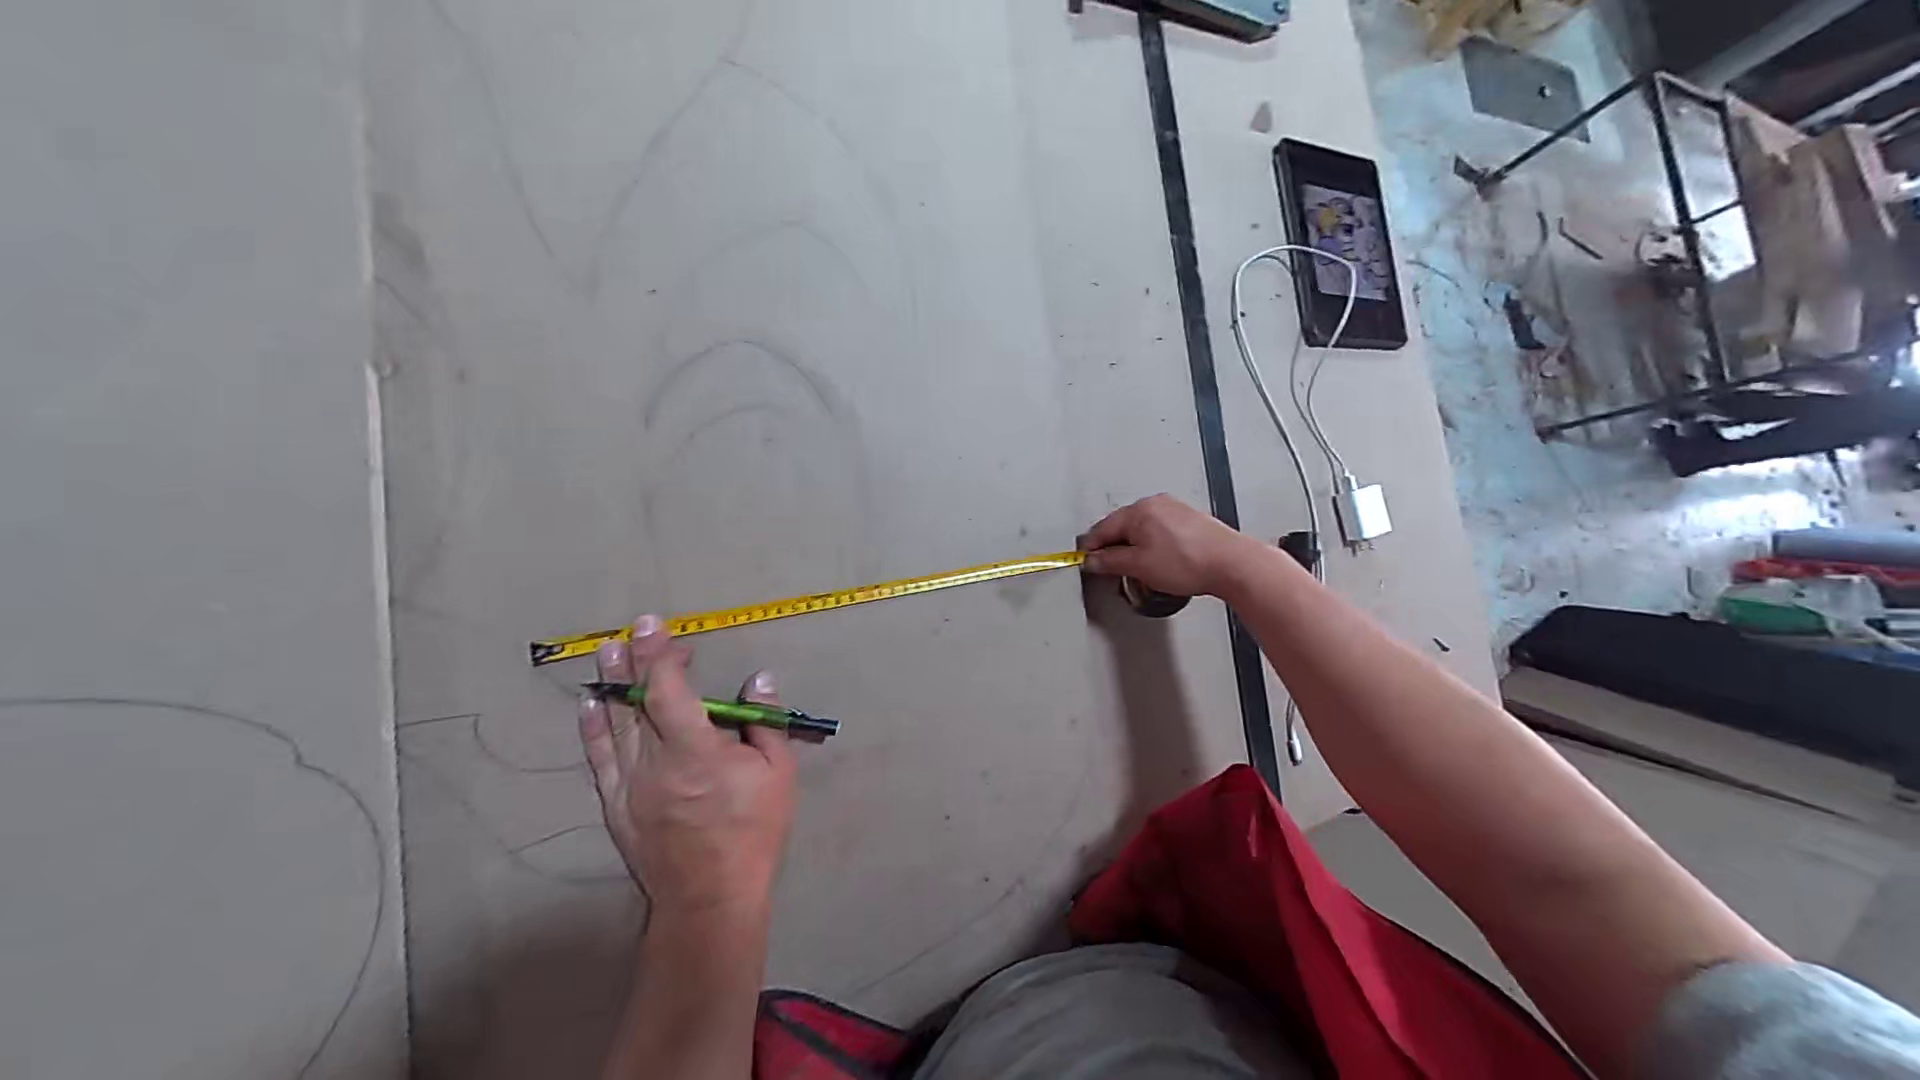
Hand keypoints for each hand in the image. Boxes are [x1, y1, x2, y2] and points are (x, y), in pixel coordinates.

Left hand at [577, 616, 796, 920]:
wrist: (710, 898)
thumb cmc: (752, 832)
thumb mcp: (778, 775)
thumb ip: (765, 723)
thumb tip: (759, 679)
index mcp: (696, 752)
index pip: (670, 691)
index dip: (662, 656)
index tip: (661, 630)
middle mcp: (654, 763)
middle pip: (639, 701)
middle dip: (637, 659)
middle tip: (634, 627)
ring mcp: (628, 785)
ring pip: (615, 724)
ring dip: (614, 684)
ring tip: (608, 651)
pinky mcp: (616, 806)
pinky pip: (599, 760)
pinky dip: (593, 729)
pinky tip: (591, 706)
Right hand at [1080, 494, 1260, 598]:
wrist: (1232, 564)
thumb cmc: (1191, 561)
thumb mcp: (1138, 566)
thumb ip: (1109, 562)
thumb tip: (1094, 561)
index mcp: (1138, 510)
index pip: (1101, 529)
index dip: (1091, 549)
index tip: (1086, 563)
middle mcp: (1155, 504)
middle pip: (1121, 528)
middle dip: (1114, 549)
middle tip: (1112, 571)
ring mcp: (1173, 511)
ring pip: (1141, 530)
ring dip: (1134, 549)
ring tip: (1141, 571)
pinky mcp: (1188, 521)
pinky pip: (1159, 532)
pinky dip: (1153, 547)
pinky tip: (1160, 564)